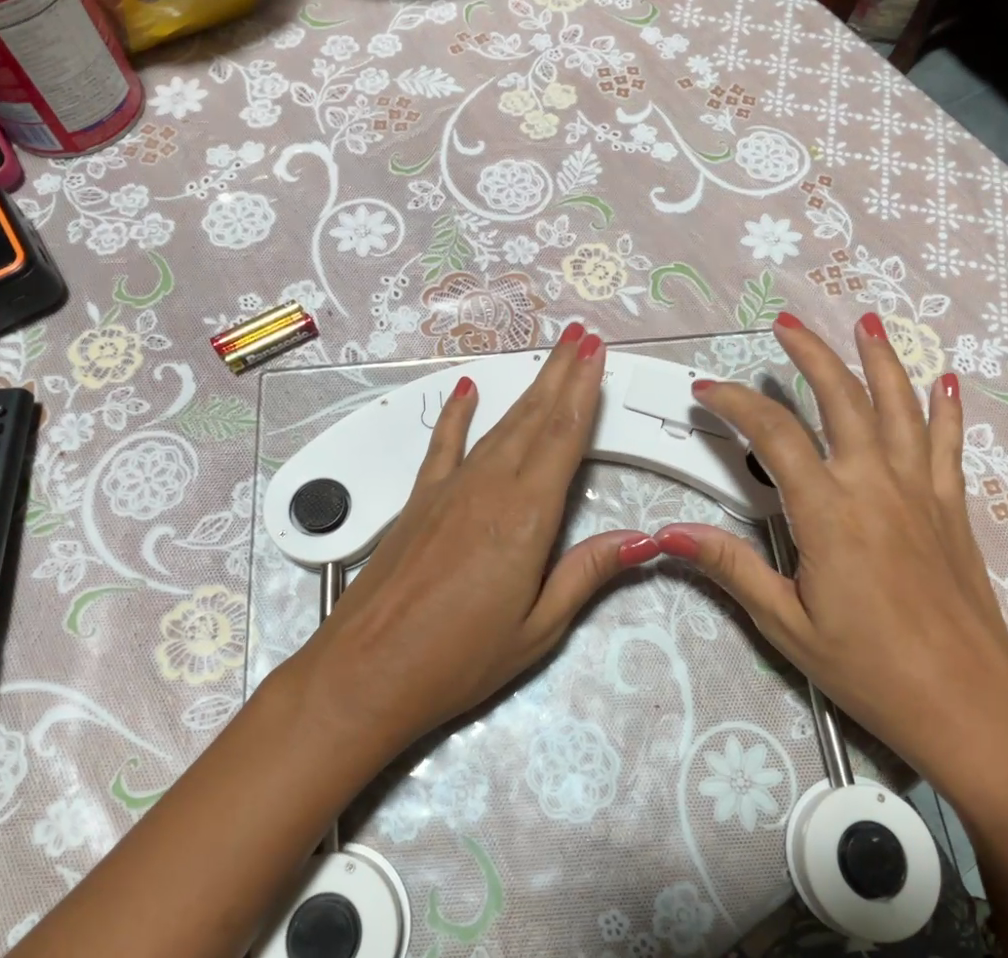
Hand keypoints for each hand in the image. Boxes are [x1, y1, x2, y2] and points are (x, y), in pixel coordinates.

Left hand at [284, 323, 659, 757]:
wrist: (365, 672)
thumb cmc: (459, 660)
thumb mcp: (537, 628)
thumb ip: (586, 574)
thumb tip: (642, 539)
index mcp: (526, 517)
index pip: (563, 438)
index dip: (583, 391)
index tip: (596, 353)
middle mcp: (488, 488)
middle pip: (532, 419)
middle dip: (561, 374)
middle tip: (582, 335)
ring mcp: (448, 490)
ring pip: (497, 426)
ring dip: (526, 389)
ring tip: (550, 356)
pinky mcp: (417, 501)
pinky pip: (442, 446)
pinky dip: (456, 416)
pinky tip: (466, 390)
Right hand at [652, 312, 1007, 806]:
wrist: (968, 706)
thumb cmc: (869, 670)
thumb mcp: (786, 624)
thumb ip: (731, 567)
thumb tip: (667, 533)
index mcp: (828, 511)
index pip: (773, 433)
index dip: (735, 402)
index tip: (707, 389)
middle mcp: (876, 485)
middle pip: (841, 398)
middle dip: (811, 353)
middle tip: (786, 323)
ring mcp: (921, 492)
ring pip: (900, 407)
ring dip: (881, 359)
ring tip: (867, 322)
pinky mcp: (952, 509)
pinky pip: (949, 444)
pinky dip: (945, 407)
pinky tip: (945, 379)